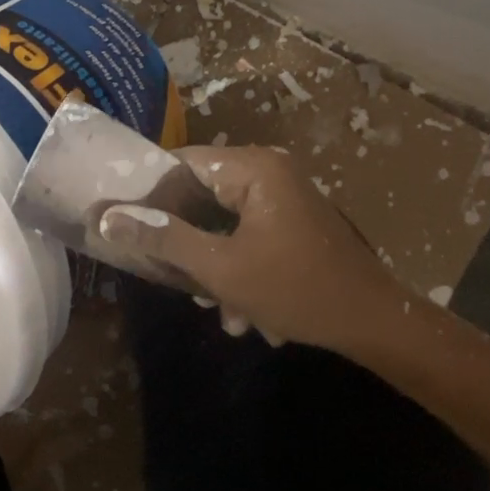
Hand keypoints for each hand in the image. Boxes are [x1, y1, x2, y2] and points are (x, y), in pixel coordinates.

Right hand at [97, 145, 411, 349]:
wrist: (381, 328)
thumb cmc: (298, 291)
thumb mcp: (220, 268)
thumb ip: (163, 238)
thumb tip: (108, 217)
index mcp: (253, 167)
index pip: (180, 163)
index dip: (151, 195)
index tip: (129, 226)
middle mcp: (269, 169)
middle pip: (201, 193)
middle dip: (186, 240)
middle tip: (170, 274)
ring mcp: (284, 195)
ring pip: (223, 220)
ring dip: (213, 263)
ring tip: (214, 306)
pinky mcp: (294, 220)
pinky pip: (247, 232)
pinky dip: (238, 265)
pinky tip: (242, 311)